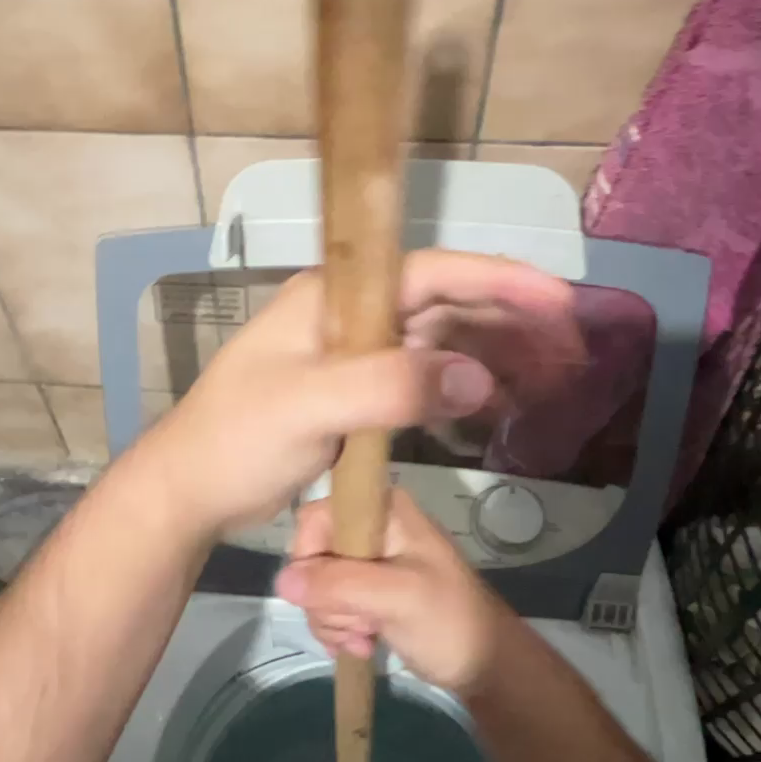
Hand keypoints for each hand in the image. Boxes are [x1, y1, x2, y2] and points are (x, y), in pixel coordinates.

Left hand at [132, 249, 579, 538]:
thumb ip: (386, 387)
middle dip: (506, 321)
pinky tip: (491, 405)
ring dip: (489, 355)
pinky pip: (419, 381)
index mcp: (332, 299)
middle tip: (566, 348)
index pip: (428, 273)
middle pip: (442, 304)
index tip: (556, 299)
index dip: (496, 280)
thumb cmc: (238, 439)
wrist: (193, 489)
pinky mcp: (353, 397)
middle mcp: (347, 318)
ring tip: (547, 377)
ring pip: (436, 343)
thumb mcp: (307, 407)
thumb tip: (475, 376)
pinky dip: (457, 389)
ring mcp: (350, 357)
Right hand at [273, 490, 511, 692]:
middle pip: (312, 555)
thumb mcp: (398, 598)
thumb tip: (283, 581)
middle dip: (326, 600)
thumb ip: (341, 584)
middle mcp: (370, 525)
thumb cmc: (449, 621)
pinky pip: (328, 603)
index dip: (311, 559)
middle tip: (361, 622)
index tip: (328, 595)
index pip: (315, 519)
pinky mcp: (366, 588)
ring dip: (333, 620)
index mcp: (382, 509)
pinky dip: (338, 627)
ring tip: (366, 637)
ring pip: (316, 585)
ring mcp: (367, 558)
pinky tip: (363, 643)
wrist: (485, 663)